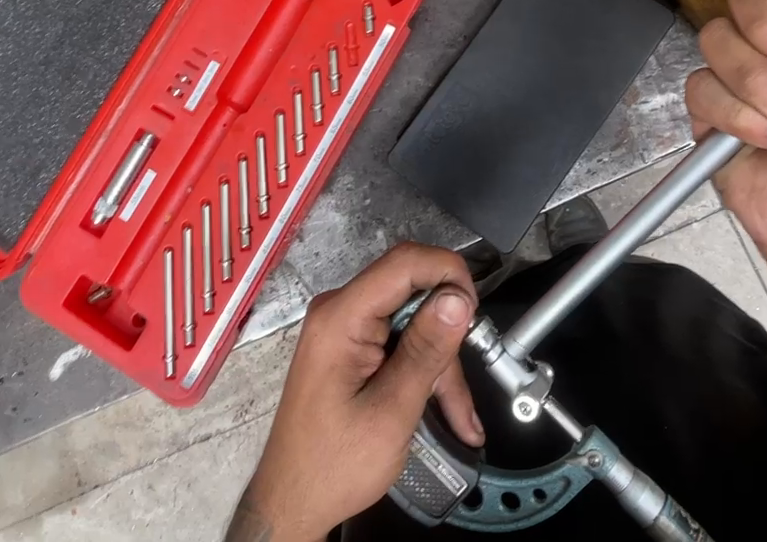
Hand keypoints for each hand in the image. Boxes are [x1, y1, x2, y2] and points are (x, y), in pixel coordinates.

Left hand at [229, 243, 485, 541]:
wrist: (293, 503)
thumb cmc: (333, 465)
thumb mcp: (391, 411)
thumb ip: (425, 350)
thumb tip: (457, 298)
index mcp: (341, 316)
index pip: (404, 262)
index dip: (447, 273)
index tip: (473, 311)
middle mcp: (341, 310)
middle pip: (413, 293)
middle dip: (447, 334)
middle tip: (466, 375)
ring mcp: (346, 328)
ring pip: (413, 323)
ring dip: (440, 365)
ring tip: (459, 416)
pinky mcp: (353, 346)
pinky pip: (399, 341)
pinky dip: (424, 371)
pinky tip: (446, 408)